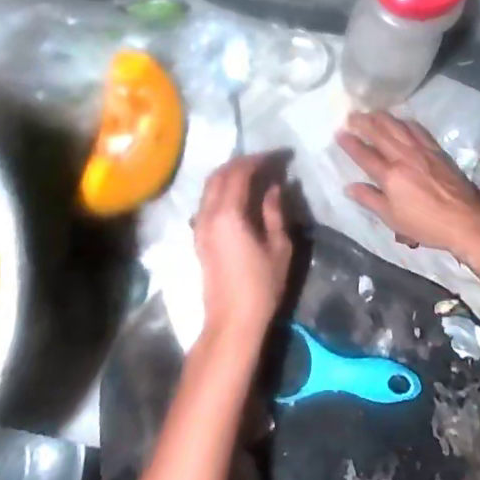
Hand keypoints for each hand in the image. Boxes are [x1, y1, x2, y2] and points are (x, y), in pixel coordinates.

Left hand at [193, 152, 293, 339]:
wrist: (231, 323)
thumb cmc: (261, 286)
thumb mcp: (279, 247)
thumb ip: (275, 211)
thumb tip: (275, 187)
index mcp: (228, 213)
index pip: (240, 172)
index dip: (260, 159)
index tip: (281, 156)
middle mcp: (208, 214)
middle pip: (220, 174)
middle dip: (243, 162)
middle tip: (268, 162)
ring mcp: (199, 226)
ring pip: (210, 186)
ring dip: (231, 174)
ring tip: (256, 175)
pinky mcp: (199, 237)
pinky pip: (208, 200)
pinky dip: (223, 189)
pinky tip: (242, 196)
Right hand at [336, 112, 479, 258]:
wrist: (465, 220)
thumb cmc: (425, 224)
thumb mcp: (392, 219)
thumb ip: (369, 199)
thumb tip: (349, 187)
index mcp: (390, 176)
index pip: (364, 154)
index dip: (350, 143)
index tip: (339, 133)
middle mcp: (403, 157)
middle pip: (379, 132)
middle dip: (363, 122)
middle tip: (351, 116)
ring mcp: (421, 150)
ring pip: (397, 126)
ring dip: (381, 117)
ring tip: (371, 113)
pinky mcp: (436, 149)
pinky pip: (417, 128)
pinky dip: (404, 122)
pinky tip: (400, 121)